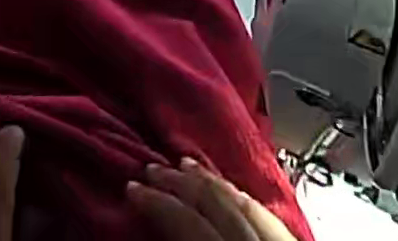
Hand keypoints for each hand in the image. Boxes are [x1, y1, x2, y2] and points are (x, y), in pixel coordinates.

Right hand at [127, 158, 298, 240]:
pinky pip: (265, 210)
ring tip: (185, 163)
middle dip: (180, 180)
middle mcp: (258, 240)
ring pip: (244, 197)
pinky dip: (240, 192)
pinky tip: (227, 185)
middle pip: (216, 200)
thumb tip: (154, 225)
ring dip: (210, 178)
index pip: (189, 220)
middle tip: (151, 167)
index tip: (132, 187)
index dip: (157, 201)